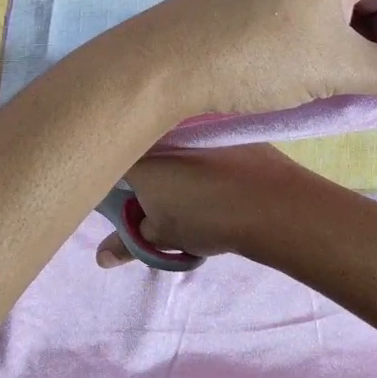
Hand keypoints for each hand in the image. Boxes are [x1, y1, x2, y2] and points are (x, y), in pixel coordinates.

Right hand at [95, 146, 326, 266]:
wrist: (274, 203)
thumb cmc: (207, 217)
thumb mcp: (160, 235)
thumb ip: (127, 241)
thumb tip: (102, 256)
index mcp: (138, 152)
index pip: (108, 160)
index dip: (107, 180)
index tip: (120, 200)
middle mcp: (162, 128)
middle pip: (139, 145)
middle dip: (141, 171)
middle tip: (155, 202)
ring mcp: (196, 120)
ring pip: (171, 138)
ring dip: (173, 160)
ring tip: (190, 192)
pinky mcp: (227, 123)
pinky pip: (200, 134)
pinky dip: (200, 152)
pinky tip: (215, 174)